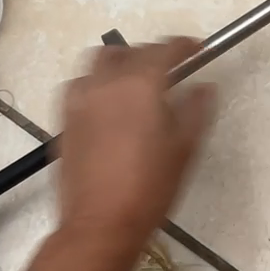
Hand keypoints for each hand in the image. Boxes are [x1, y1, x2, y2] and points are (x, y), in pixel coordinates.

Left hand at [56, 38, 215, 249]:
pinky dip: (96, 81)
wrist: (101, 224)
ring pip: (99, 61)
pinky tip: (108, 101)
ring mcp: (80, 99)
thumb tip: (204, 86)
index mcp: (141, 85)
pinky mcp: (64, 118)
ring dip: (121, 61)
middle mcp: (107, 83)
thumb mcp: (185, 148)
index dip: (185, 46)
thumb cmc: (150, 187)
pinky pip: (79, 84)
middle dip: (155, 53)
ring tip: (136, 80)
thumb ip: (196, 109)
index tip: (198, 50)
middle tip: (173, 70)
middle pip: (132, 50)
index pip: (165, 49)